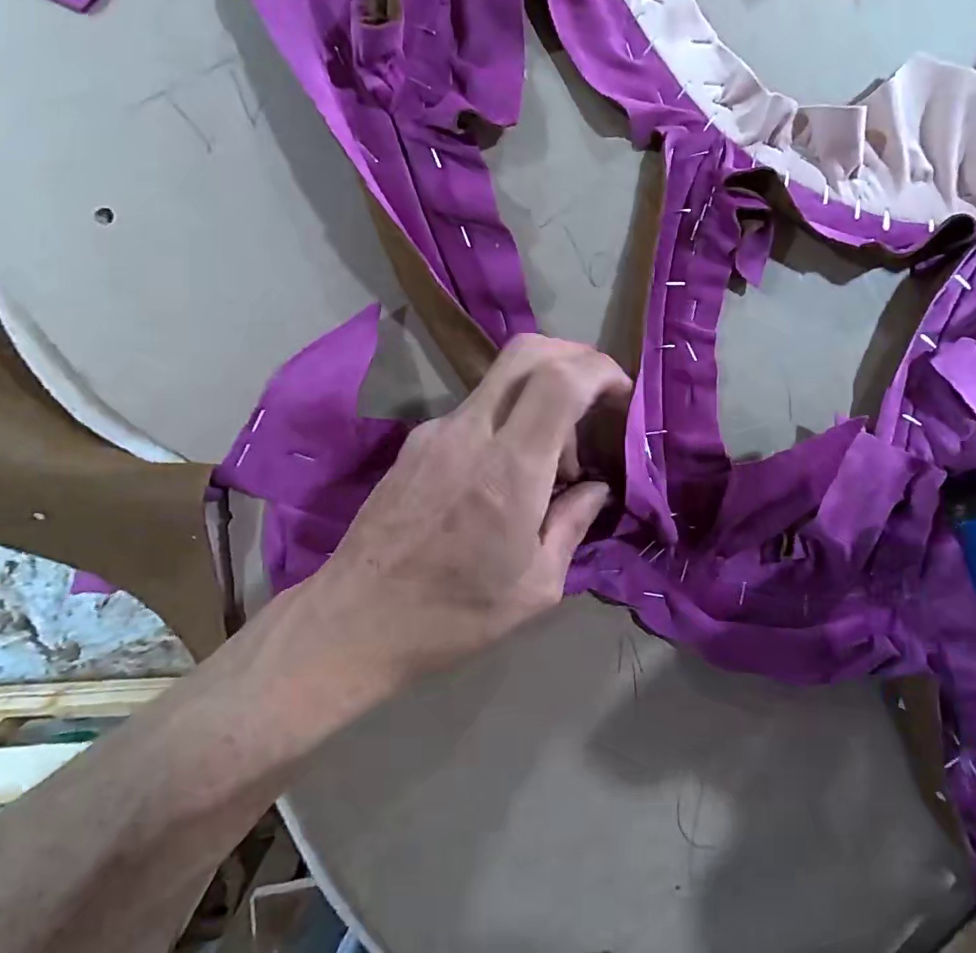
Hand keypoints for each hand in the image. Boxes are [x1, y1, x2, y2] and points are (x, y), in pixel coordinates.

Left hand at [271, 334, 630, 715]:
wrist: (352, 623)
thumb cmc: (455, 613)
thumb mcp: (538, 584)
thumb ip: (573, 523)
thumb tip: (596, 487)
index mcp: (509, 471)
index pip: (560, 379)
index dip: (600, 370)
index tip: (623, 393)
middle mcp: (470, 434)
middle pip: (526, 352)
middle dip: (575, 356)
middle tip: (600, 392)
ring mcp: (436, 433)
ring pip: (502, 379)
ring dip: (543, 396)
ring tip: (556, 459)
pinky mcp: (416, 443)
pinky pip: (477, 409)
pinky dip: (511, 419)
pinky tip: (512, 471)